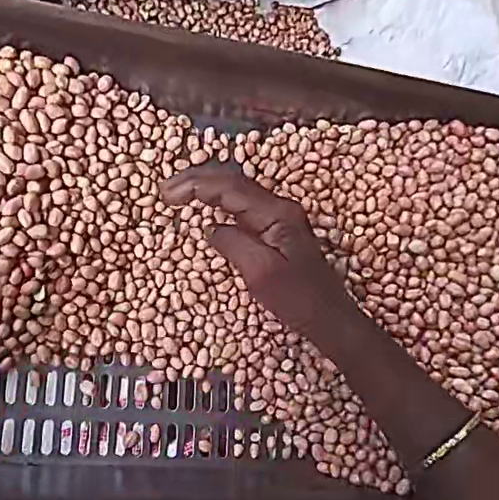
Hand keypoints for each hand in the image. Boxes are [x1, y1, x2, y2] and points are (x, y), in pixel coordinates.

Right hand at [160, 165, 367, 355]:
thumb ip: (234, 244)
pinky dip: (219, 203)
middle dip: (197, 180)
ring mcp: (281, 219)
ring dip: (207, 188)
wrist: (331, 319)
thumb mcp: (261, 273)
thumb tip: (211, 229)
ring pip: (238, 192)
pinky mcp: (278, 233)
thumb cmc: (299, 300)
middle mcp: (280, 208)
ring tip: (179, 193)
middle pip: (233, 181)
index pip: (230, 186)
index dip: (195, 185)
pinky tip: (207, 209)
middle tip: (166, 190)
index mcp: (277, 214)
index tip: (168, 195)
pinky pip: (243, 208)